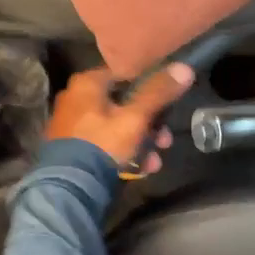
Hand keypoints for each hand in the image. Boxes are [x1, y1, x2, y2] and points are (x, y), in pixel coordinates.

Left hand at [46, 64, 194, 173]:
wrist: (69, 186)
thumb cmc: (103, 143)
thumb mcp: (136, 118)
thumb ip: (159, 93)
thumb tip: (184, 68)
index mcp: (87, 84)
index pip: (127, 76)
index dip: (151, 89)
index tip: (169, 106)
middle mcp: (76, 98)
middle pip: (125, 105)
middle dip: (151, 125)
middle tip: (165, 141)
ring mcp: (73, 124)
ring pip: (118, 126)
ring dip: (142, 143)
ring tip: (154, 162)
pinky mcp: (73, 147)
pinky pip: (106, 143)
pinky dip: (124, 152)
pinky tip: (140, 168)